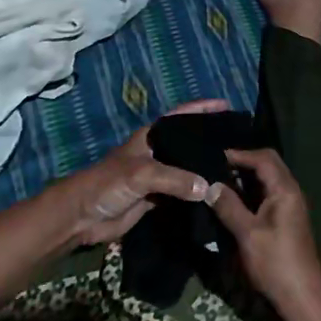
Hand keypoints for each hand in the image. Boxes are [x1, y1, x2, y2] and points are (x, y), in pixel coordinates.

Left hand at [60, 99, 230, 245]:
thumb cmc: (108, 183)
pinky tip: (216, 195)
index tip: (226, 105)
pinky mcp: (155, 199)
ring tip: (234, 170)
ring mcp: (156, 176)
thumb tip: (208, 188)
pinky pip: (181, 193)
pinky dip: (196, 195)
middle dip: (209, 142)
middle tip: (238, 143)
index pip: (180, 116)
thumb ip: (175, 179)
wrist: (81, 216)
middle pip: (187, 144)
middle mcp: (156, 153)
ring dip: (204, 171)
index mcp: (150, 136)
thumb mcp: (142, 174)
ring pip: (186, 170)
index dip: (201, 108)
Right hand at [208, 148, 320, 320]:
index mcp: (285, 189)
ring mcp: (291, 205)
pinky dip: (251, 191)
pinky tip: (233, 200)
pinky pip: (268, 194)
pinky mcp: (287, 219)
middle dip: (244, 162)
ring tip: (220, 179)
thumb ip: (229, 206)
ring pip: (268, 180)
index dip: (239, 154)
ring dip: (247, 177)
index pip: (263, 158)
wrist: (302, 298)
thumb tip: (209, 185)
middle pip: (268, 164)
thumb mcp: (247, 234)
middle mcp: (291, 191)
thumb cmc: (275, 263)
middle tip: (216, 165)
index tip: (214, 155)